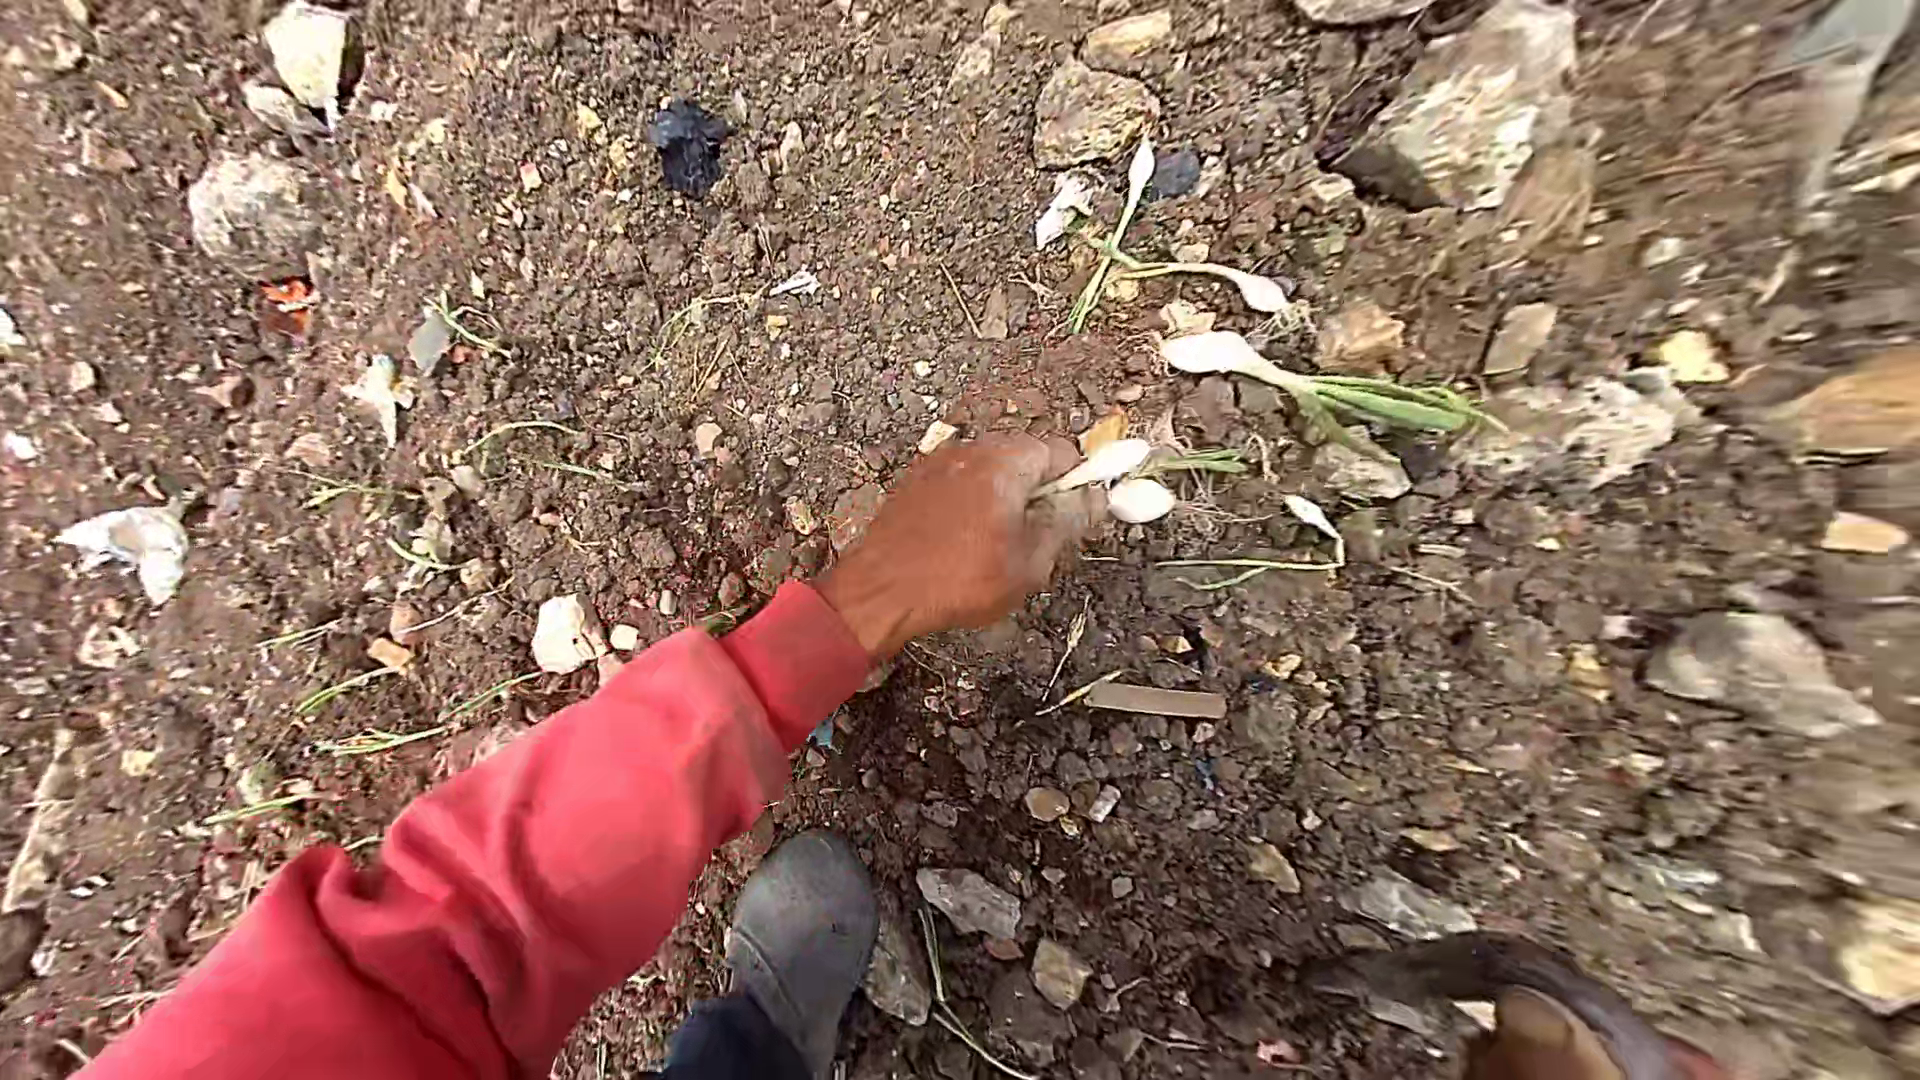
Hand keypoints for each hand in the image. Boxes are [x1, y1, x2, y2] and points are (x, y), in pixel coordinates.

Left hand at [816, 432, 1103, 660]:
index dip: (1078, 481)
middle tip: (1043, 535)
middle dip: (1042, 491)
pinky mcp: (917, 481)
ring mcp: (940, 463)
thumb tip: (1094, 499)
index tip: (1080, 511)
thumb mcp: (1029, 562)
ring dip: (1008, 498)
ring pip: (993, 471)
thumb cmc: (957, 581)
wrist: (879, 591)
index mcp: (1005, 463)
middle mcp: (972, 451)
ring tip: (1002, 544)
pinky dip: (976, 502)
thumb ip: (1068, 523)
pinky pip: (962, 482)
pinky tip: (967, 541)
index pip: (1060, 451)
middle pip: (1025, 457)